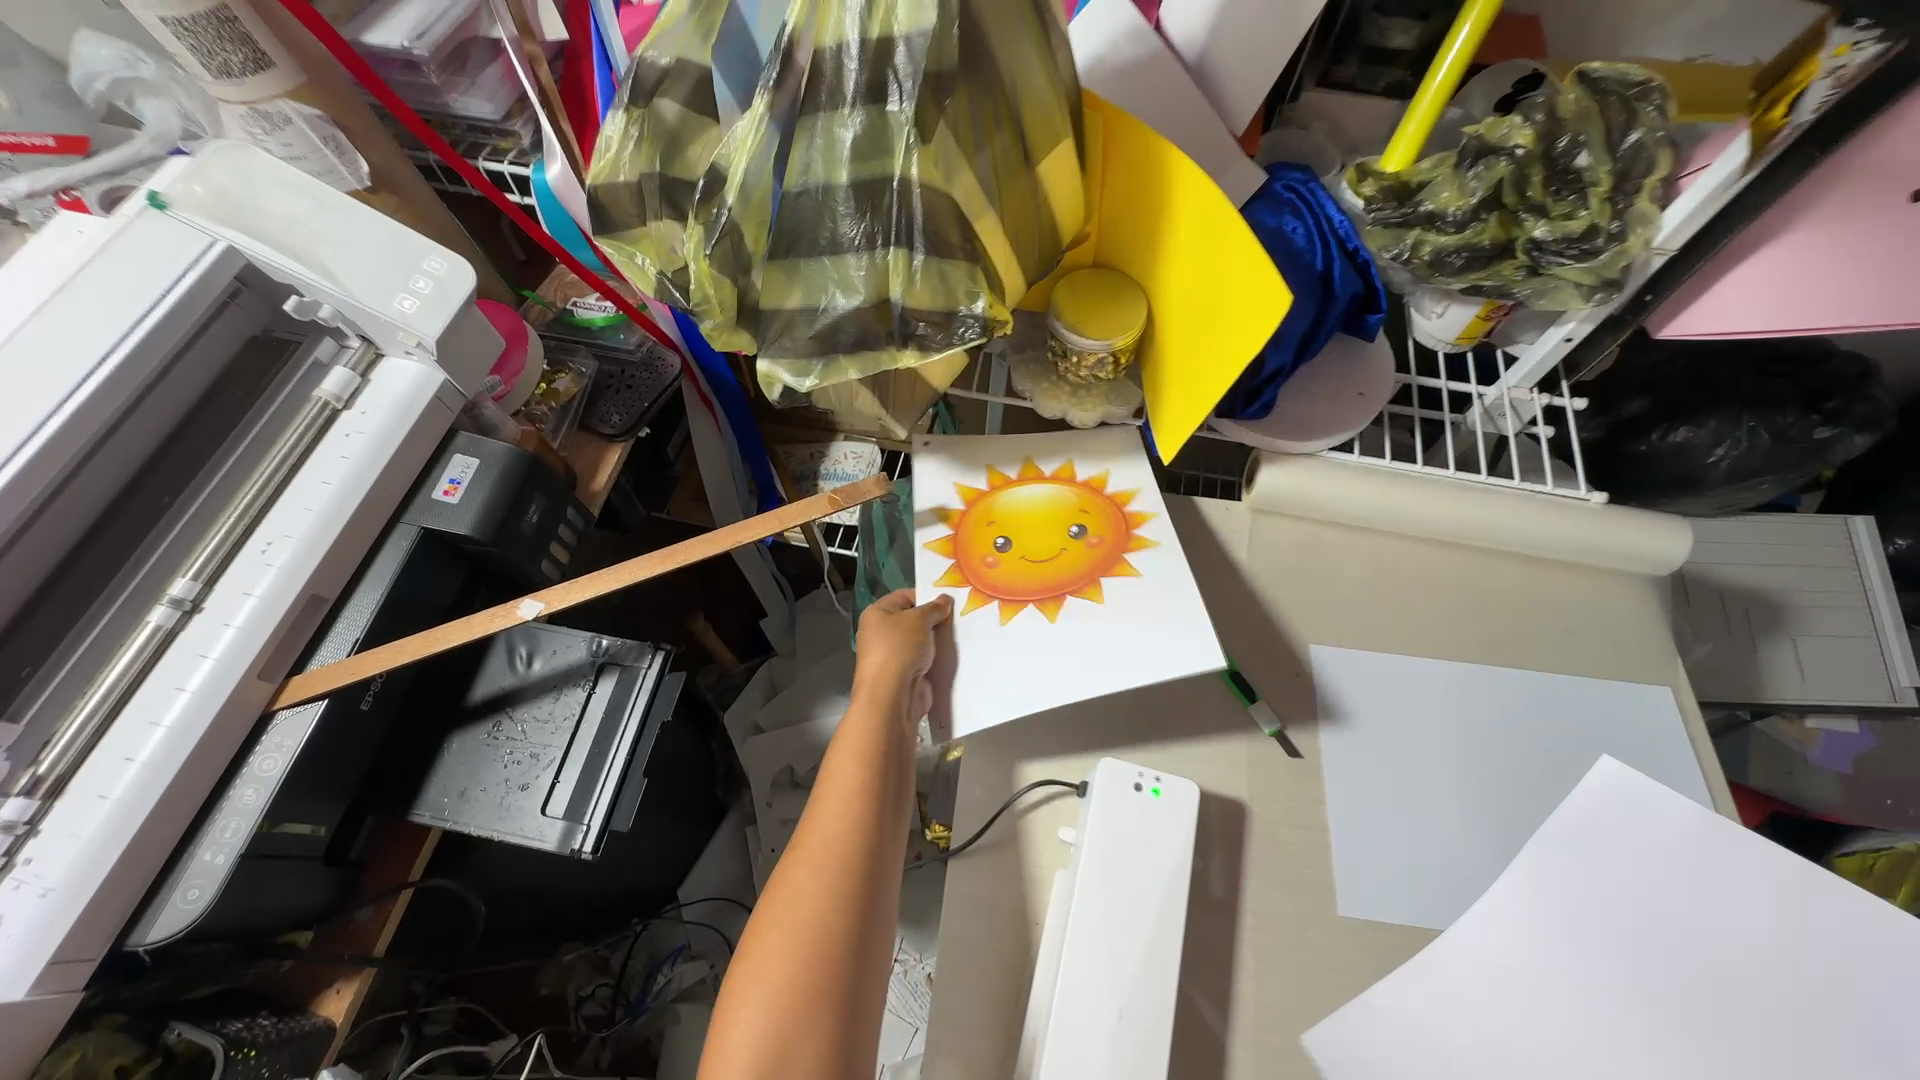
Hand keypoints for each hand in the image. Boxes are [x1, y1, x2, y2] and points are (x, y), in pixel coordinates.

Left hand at [853, 589, 952, 722]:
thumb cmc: (900, 648)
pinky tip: (953, 656)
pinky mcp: (903, 675)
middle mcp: (880, 633)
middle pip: (912, 620)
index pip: (904, 596)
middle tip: (958, 618)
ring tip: (959, 636)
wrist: (892, 695)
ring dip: (936, 641)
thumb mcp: (920, 619)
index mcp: (877, 614)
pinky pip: (923, 661)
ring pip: (920, 642)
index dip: (926, 596)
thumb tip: (944, 600)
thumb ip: (934, 608)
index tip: (949, 601)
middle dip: (934, 620)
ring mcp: (891, 656)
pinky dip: (936, 659)